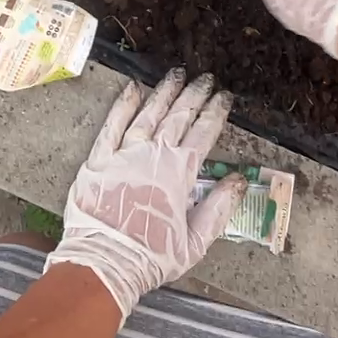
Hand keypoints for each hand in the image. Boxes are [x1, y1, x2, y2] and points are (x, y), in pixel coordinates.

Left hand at [45, 69, 245, 317]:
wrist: (105, 263)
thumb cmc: (152, 257)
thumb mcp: (195, 241)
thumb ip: (218, 208)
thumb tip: (238, 181)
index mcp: (179, 172)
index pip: (203, 133)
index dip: (215, 112)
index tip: (224, 97)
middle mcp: (153, 154)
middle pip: (178, 116)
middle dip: (194, 95)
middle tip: (205, 78)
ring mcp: (124, 152)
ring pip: (148, 113)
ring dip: (164, 92)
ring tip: (176, 74)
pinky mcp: (99, 157)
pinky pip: (112, 124)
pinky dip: (123, 104)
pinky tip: (133, 88)